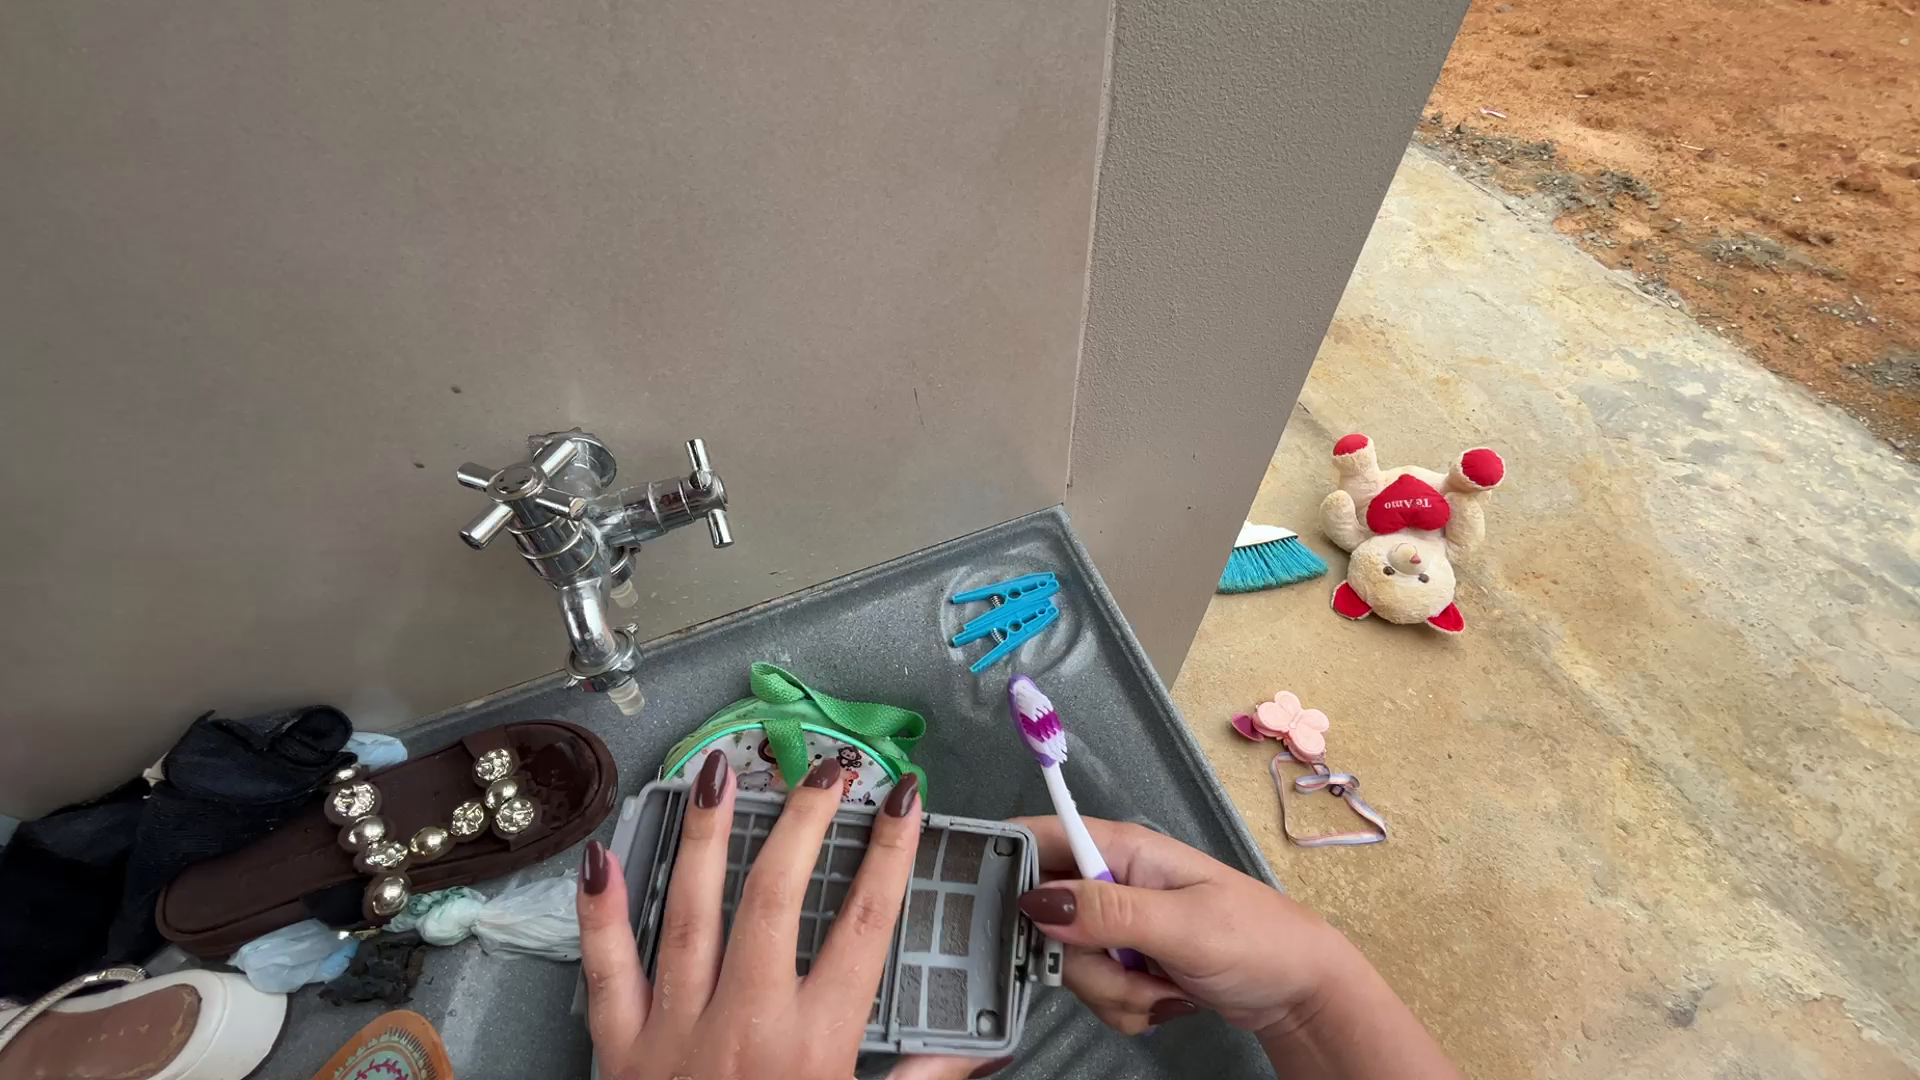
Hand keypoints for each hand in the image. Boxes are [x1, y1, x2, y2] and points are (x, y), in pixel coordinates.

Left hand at [578, 750, 925, 1078]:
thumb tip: (983, 1047)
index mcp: (813, 1047)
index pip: (867, 926)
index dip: (892, 854)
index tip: (903, 799)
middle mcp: (745, 1027)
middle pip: (775, 898)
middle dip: (805, 822)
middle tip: (827, 770)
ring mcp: (674, 1034)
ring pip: (690, 914)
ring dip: (707, 836)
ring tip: (721, 772)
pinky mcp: (619, 1053)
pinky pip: (606, 972)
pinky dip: (600, 914)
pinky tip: (601, 857)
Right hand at [1010, 815, 1347, 1035]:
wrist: (1298, 991)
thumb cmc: (1252, 938)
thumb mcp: (1183, 925)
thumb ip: (1110, 912)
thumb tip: (1037, 901)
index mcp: (1121, 848)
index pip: (1044, 835)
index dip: (1011, 861)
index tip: (998, 908)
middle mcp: (1109, 878)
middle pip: (1049, 913)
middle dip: (1081, 958)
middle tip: (1129, 973)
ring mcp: (1115, 921)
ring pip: (1069, 958)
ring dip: (1111, 990)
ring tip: (1161, 990)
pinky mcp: (1123, 958)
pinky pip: (1092, 986)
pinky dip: (1123, 1005)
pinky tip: (1163, 1000)